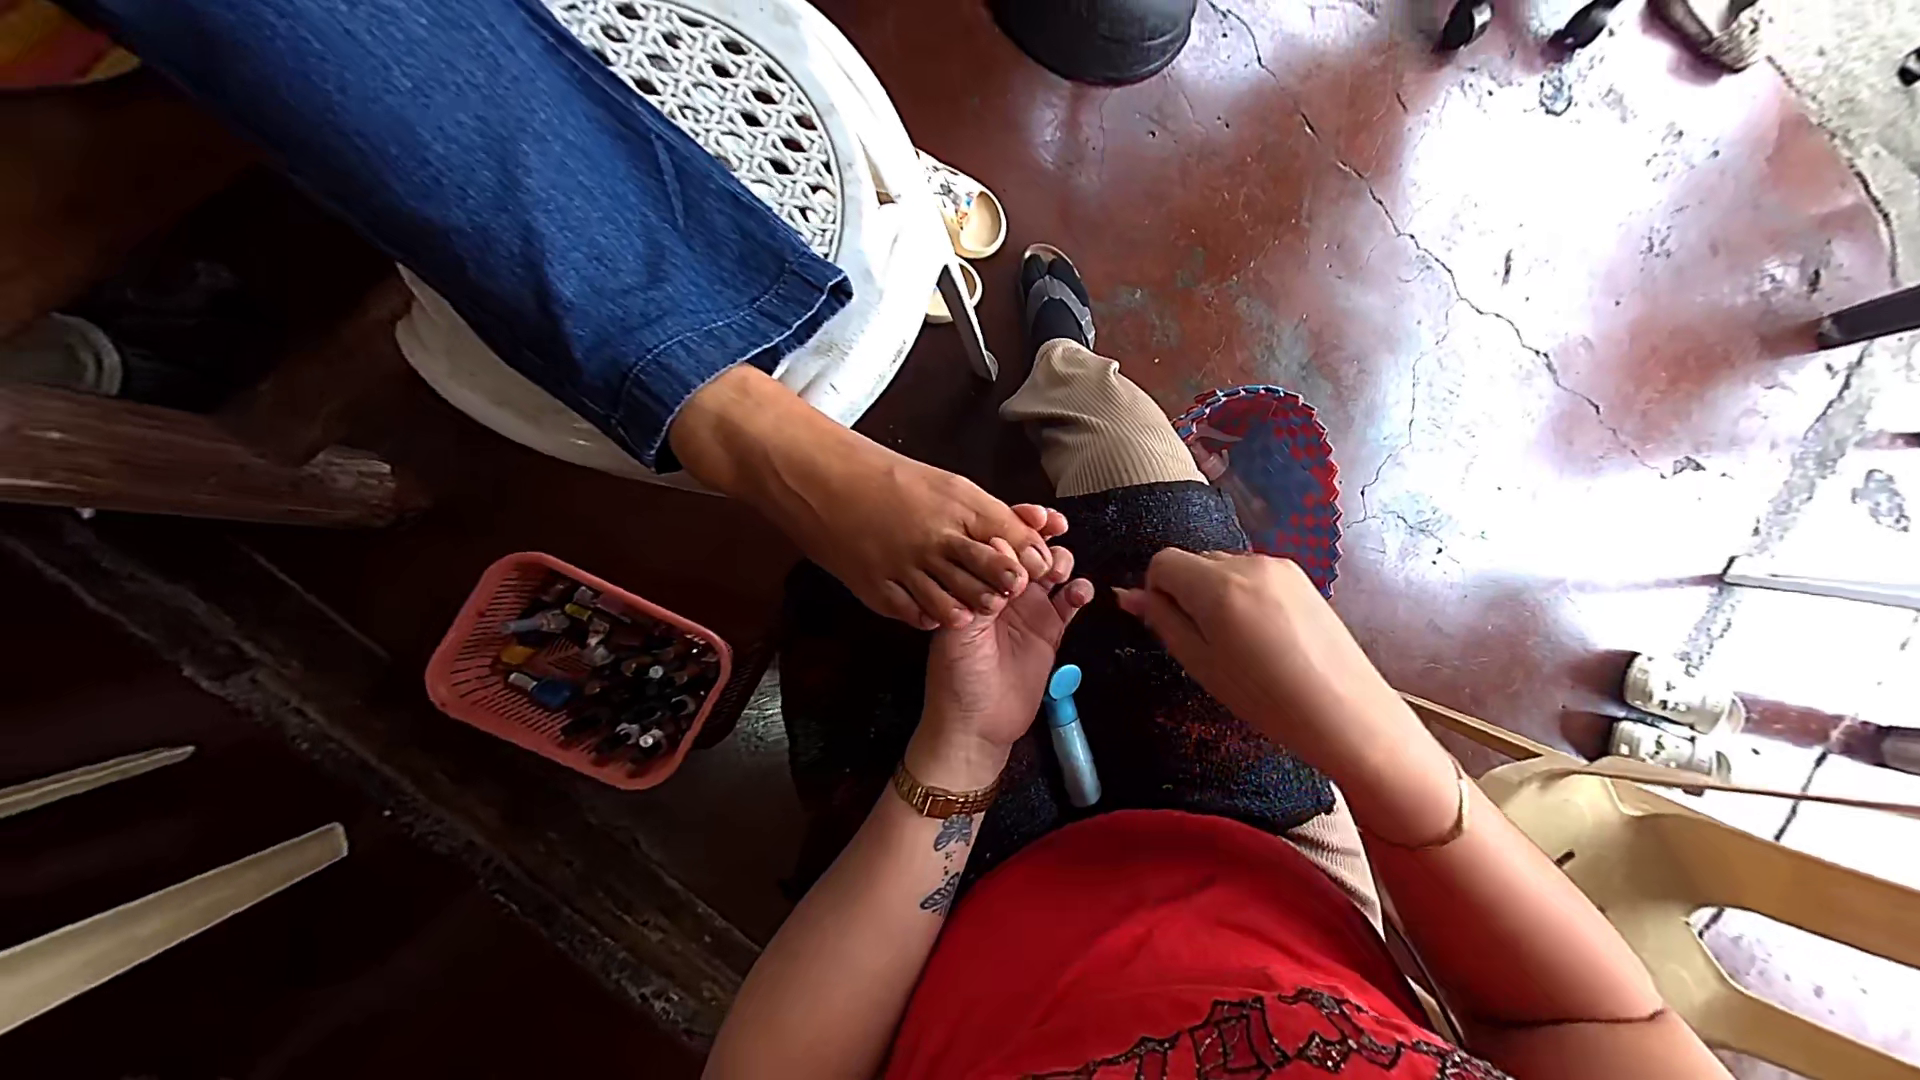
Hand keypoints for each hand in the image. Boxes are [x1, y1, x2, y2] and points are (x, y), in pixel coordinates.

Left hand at [911, 546, 1094, 789]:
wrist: (976, 724)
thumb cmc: (955, 678)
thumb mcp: (957, 630)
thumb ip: (978, 589)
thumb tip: (998, 546)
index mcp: (976, 582)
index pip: (997, 540)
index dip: (1015, 522)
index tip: (1032, 517)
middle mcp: (1004, 589)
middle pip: (1029, 547)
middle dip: (1042, 534)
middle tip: (1049, 535)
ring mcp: (1029, 607)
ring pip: (1053, 567)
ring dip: (1060, 559)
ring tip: (1054, 572)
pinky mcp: (1051, 628)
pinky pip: (1071, 600)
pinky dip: (1080, 590)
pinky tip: (1078, 593)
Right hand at [1112, 550, 1417, 778]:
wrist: (1348, 714)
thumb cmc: (1266, 699)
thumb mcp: (1200, 663)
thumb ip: (1161, 621)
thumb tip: (1128, 595)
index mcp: (1216, 585)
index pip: (1162, 561)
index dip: (1156, 591)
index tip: (1171, 624)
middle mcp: (1246, 563)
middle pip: (1192, 561)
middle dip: (1187, 591)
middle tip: (1205, 640)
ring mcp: (1277, 566)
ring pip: (1221, 566)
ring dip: (1215, 592)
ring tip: (1239, 641)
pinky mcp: (1300, 576)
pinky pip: (1250, 573)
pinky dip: (1242, 594)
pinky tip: (1263, 633)